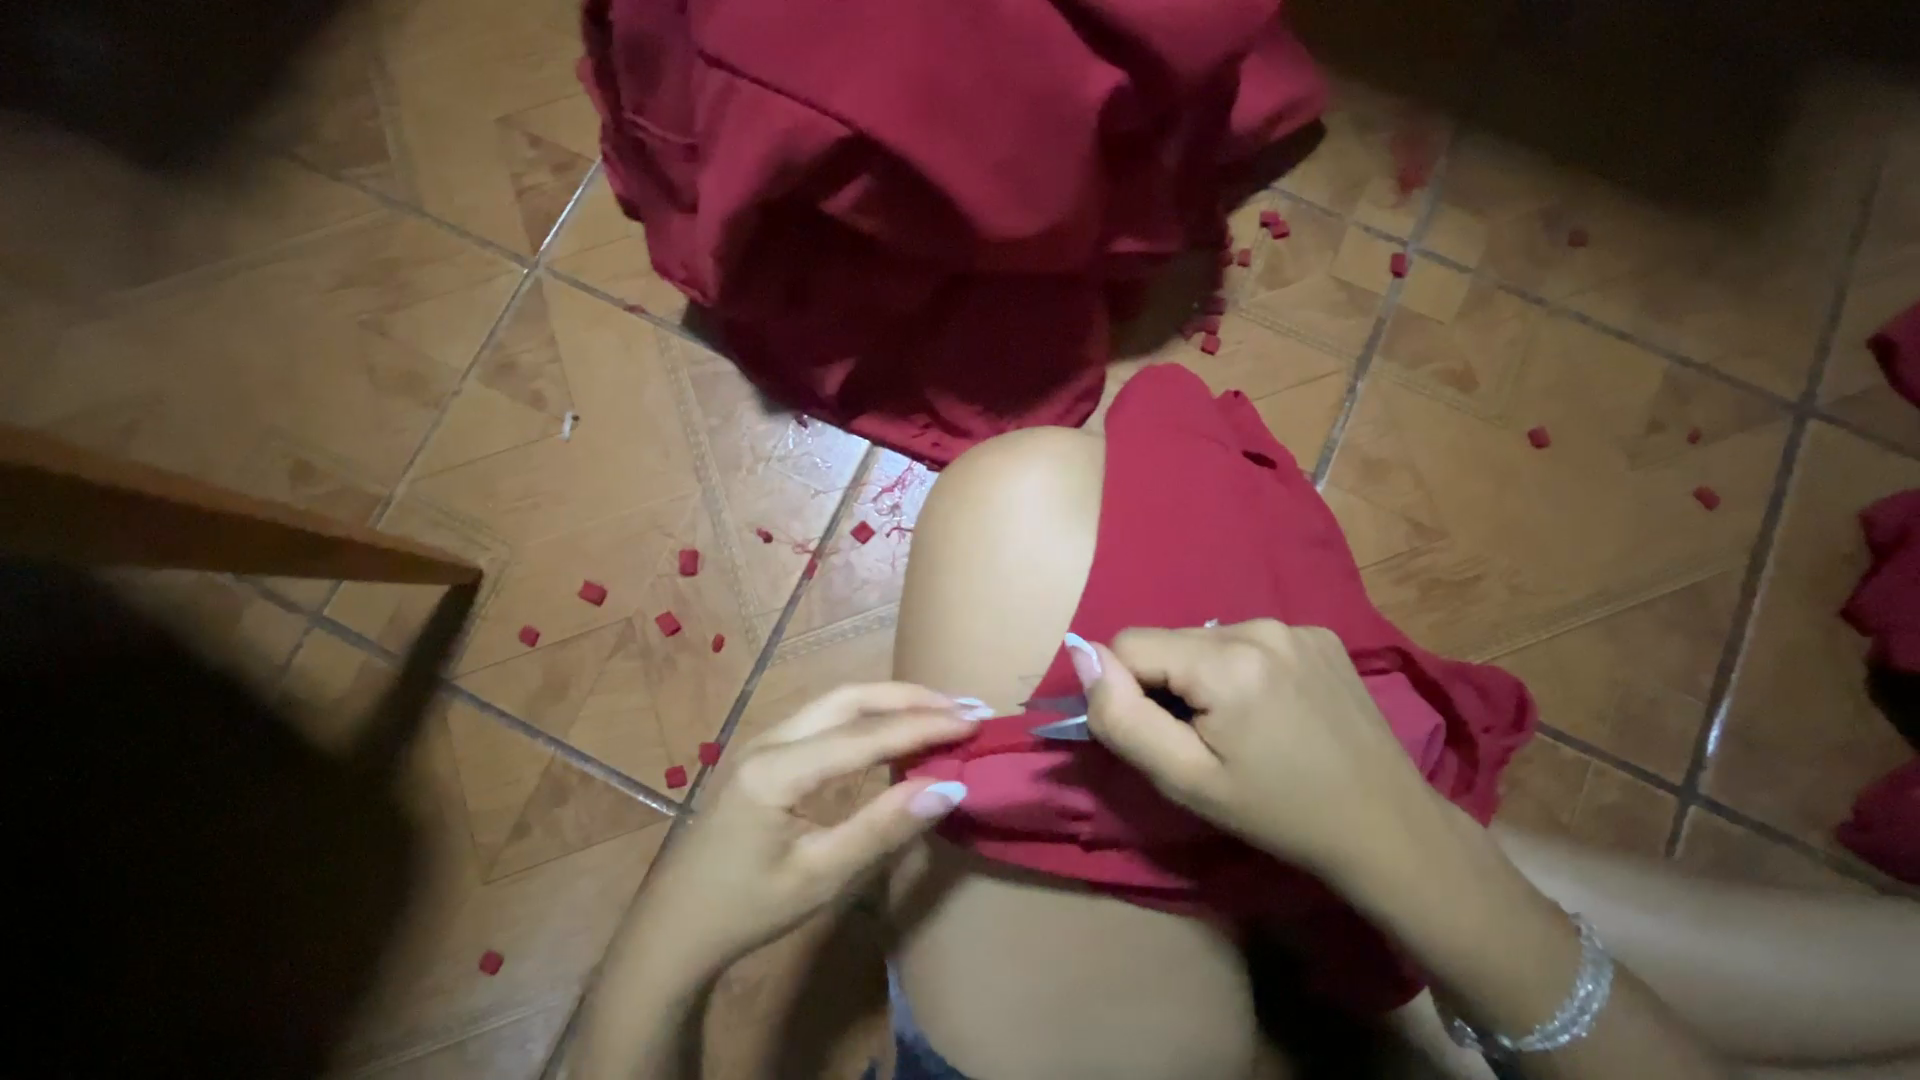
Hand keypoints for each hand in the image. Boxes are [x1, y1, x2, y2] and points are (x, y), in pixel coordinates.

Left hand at [630, 683, 982, 969]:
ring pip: (836, 703)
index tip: (975, 723)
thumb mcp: (821, 876)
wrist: (675, 928)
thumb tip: (949, 788)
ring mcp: (763, 743)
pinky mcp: (765, 755)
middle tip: (967, 708)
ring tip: (942, 712)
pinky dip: (868, 717)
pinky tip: (894, 731)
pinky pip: (824, 720)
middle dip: (911, 698)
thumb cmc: (746, 909)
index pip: (865, 735)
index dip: (924, 726)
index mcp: (777, 770)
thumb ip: (883, 828)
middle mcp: (769, 741)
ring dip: (890, 702)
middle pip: (850, 699)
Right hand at [1067, 621, 1439, 873]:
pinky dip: (1241, 671)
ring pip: (1207, 640)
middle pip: (1170, 640)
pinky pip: (1249, 642)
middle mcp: (1260, 626)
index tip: (1160, 737)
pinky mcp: (1321, 635)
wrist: (1384, 826)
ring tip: (1241, 729)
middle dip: (1166, 684)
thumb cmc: (1276, 813)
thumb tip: (1083, 656)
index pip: (1128, 643)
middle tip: (1201, 742)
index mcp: (1226, 661)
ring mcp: (1296, 626)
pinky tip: (1274, 712)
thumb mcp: (1185, 780)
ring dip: (1202, 677)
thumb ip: (1122, 717)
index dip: (1126, 691)